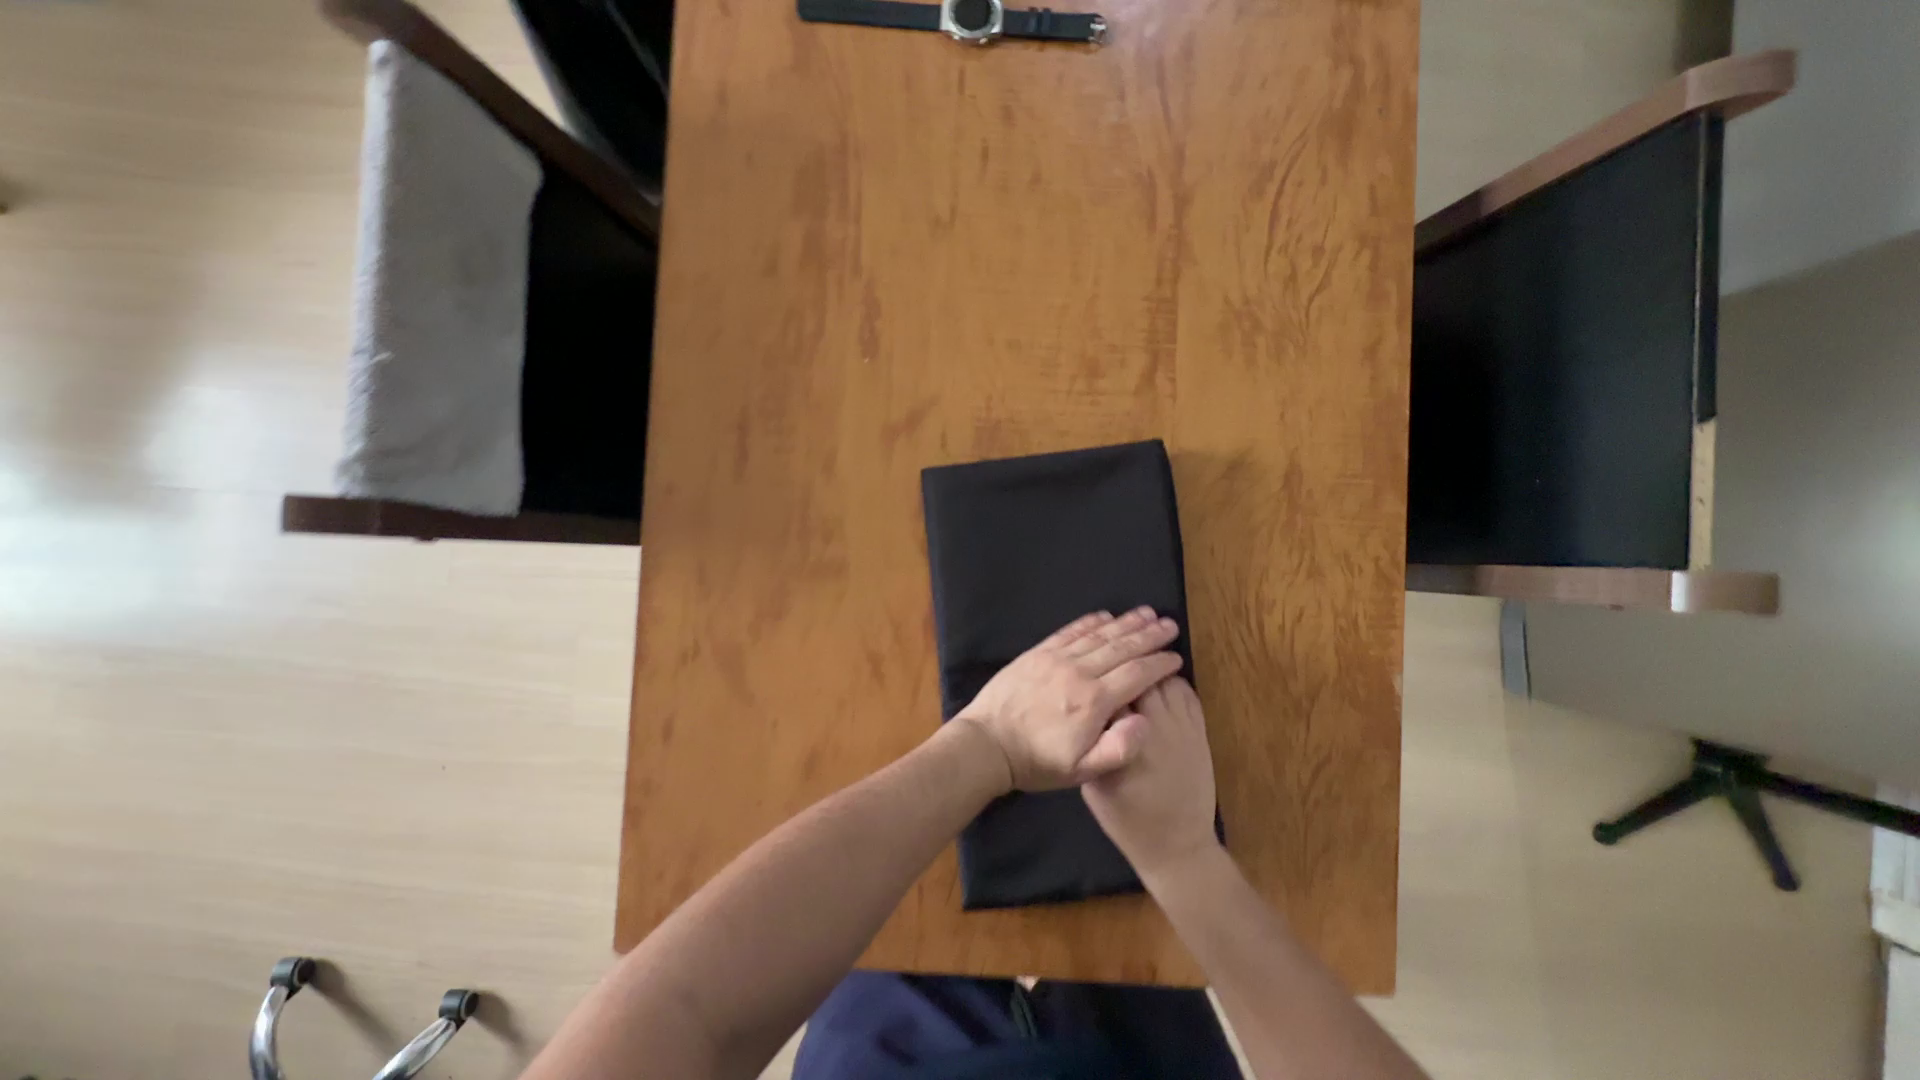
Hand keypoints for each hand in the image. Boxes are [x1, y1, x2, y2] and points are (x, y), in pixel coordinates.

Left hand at [953, 608, 1183, 791]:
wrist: (987, 745)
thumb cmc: (1037, 763)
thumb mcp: (1082, 771)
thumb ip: (1119, 749)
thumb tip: (1146, 721)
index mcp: (1095, 702)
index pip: (1136, 675)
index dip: (1159, 664)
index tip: (1176, 657)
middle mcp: (1079, 673)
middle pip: (1121, 648)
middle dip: (1149, 636)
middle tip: (1169, 625)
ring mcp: (1056, 659)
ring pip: (1098, 636)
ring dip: (1125, 623)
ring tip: (1146, 614)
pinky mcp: (1037, 654)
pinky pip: (1069, 632)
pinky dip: (1090, 622)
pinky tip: (1104, 616)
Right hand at [1081, 676, 1219, 877]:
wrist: (1176, 844)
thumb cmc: (1127, 818)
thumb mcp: (1093, 785)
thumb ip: (1092, 745)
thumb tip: (1087, 712)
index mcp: (1124, 743)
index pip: (1108, 695)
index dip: (1097, 680)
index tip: (1087, 674)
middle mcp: (1154, 728)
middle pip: (1138, 680)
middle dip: (1122, 667)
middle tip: (1107, 660)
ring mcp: (1182, 728)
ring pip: (1165, 679)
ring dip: (1147, 669)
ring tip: (1131, 664)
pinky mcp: (1199, 731)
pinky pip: (1187, 692)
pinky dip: (1171, 681)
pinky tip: (1158, 681)